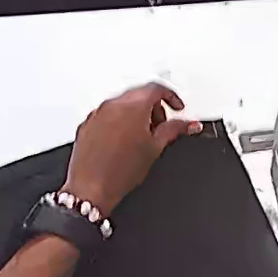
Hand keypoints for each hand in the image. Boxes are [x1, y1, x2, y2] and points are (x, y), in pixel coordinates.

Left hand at [63, 83, 200, 214]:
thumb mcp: (155, 148)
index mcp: (133, 107)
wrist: (91, 188)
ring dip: (137, 113)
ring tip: (142, 137)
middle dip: (154, 107)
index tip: (176, 108)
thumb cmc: (119, 172)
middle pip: (139, 94)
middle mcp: (113, 105)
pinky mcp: (87, 123)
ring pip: (123, 103)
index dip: (172, 96)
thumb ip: (174, 130)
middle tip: (161, 125)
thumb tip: (189, 124)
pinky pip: (107, 114)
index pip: (157, 88)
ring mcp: (98, 113)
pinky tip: (123, 142)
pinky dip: (119, 121)